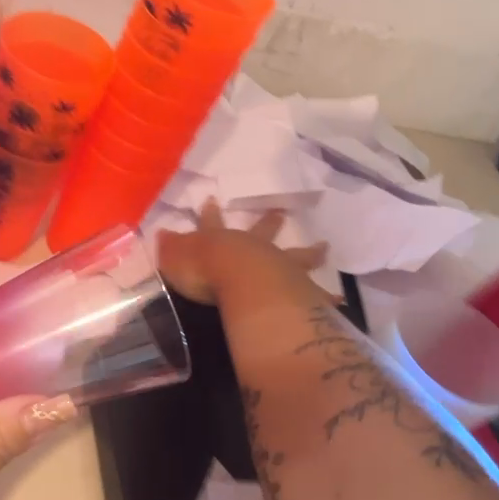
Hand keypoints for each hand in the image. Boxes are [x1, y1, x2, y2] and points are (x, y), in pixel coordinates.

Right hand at [157, 198, 327, 304]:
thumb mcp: (177, 258)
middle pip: (264, 232)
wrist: (240, 282)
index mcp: (222, 242)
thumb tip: (159, 234)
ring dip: (310, 252)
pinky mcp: (298, 290)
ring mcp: (279, 267)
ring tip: (325, 247)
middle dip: (269, 221)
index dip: (209, 215)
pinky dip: (327, 296)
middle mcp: (254, 249)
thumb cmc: (205, 271)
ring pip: (298, 256)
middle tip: (281, 210)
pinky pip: (317, 293)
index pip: (212, 224)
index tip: (210, 199)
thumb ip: (170, 248)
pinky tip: (340, 300)